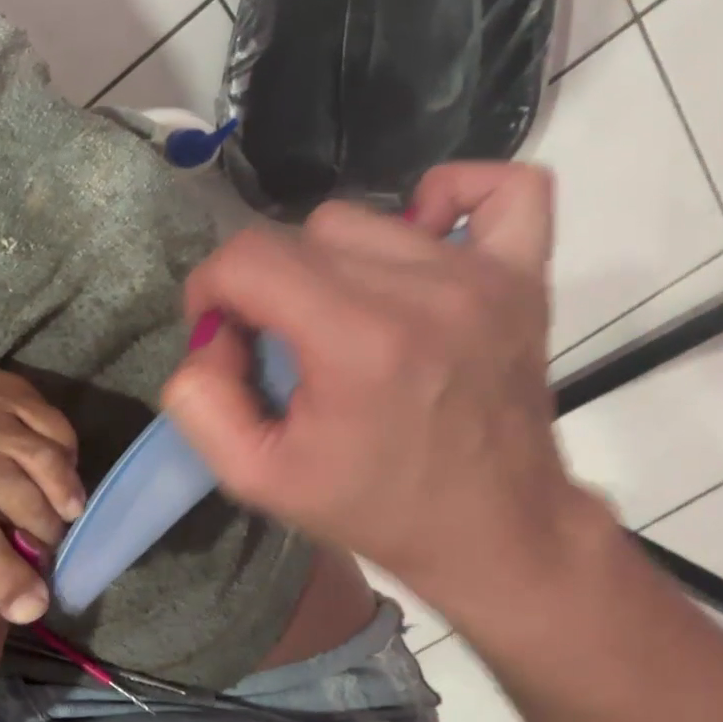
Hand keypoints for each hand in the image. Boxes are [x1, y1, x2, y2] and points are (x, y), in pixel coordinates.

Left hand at [0, 286, 85, 639]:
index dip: (19, 593)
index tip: (28, 606)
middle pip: (39, 522)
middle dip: (43, 549)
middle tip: (38, 560)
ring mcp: (1, 425)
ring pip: (56, 476)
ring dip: (61, 505)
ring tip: (54, 521)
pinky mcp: (11, 391)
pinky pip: (58, 427)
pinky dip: (65, 454)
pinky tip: (56, 469)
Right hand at [159, 162, 593, 598]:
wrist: (494, 531)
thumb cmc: (370, 506)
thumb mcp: (252, 477)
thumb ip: (199, 400)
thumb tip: (209, 337)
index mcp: (356, 342)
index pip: (247, 258)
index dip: (209, 290)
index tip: (220, 338)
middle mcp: (424, 291)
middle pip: (295, 236)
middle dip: (258, 285)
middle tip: (272, 344)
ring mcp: (482, 277)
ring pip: (361, 220)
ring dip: (324, 262)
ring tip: (334, 318)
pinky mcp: (523, 276)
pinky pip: (500, 190)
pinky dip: (448, 200)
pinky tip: (418, 244)